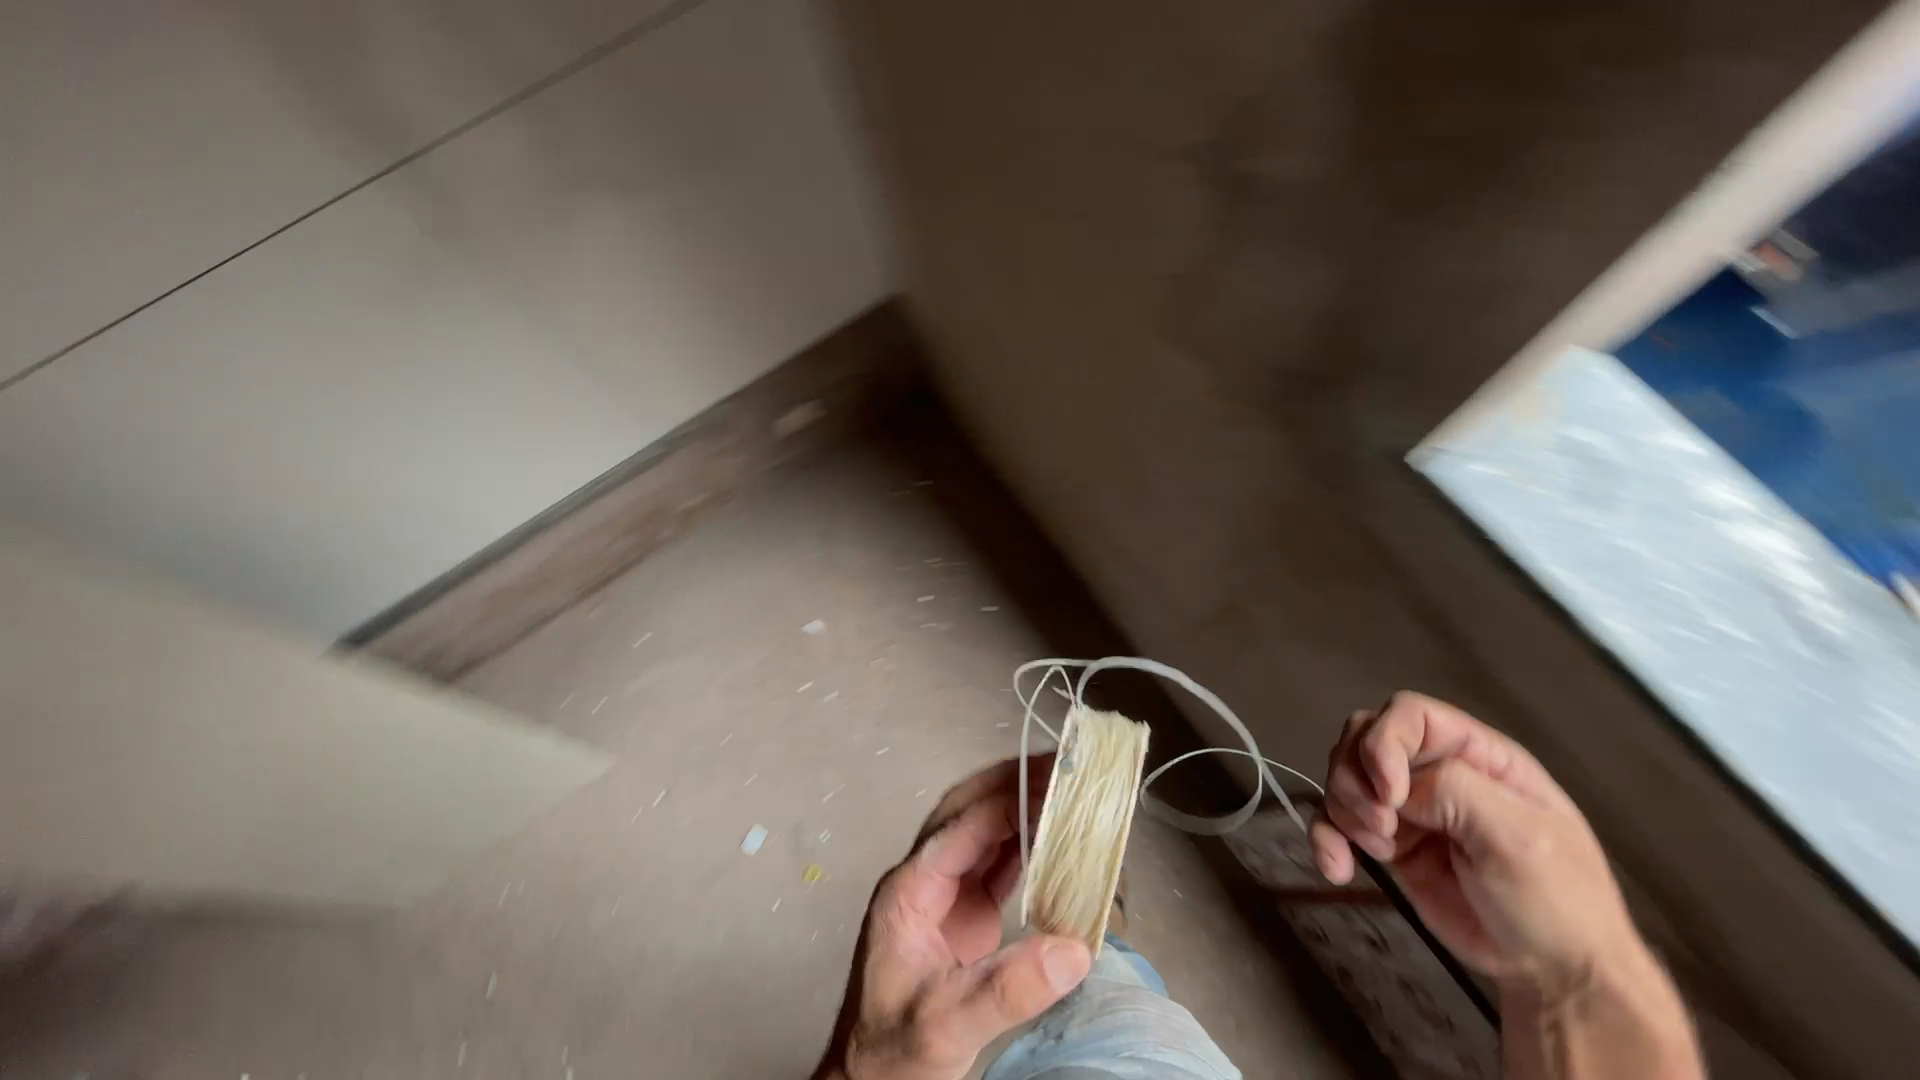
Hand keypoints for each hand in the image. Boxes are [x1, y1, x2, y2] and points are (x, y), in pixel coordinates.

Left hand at [815, 756, 1093, 1079]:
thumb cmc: (893, 1052)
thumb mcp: (947, 1025)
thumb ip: (1006, 990)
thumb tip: (1075, 950)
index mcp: (909, 890)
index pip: (959, 828)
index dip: (1004, 803)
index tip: (1051, 783)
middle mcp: (924, 879)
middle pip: (965, 811)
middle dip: (1010, 783)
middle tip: (1059, 764)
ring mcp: (943, 894)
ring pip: (982, 831)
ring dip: (1021, 806)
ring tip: (1066, 786)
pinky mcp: (964, 913)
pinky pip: (997, 863)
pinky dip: (1028, 844)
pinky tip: (1057, 837)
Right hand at [1310, 692, 1642, 998]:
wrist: (1554, 974)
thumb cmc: (1557, 900)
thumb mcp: (1520, 837)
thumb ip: (1454, 790)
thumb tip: (1392, 789)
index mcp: (1476, 755)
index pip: (1408, 715)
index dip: (1384, 742)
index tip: (1390, 796)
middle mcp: (1435, 771)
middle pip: (1362, 739)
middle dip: (1356, 779)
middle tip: (1381, 828)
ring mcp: (1407, 808)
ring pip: (1343, 779)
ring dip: (1344, 812)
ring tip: (1378, 853)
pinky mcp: (1386, 844)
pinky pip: (1334, 823)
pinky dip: (1324, 840)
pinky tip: (1337, 869)